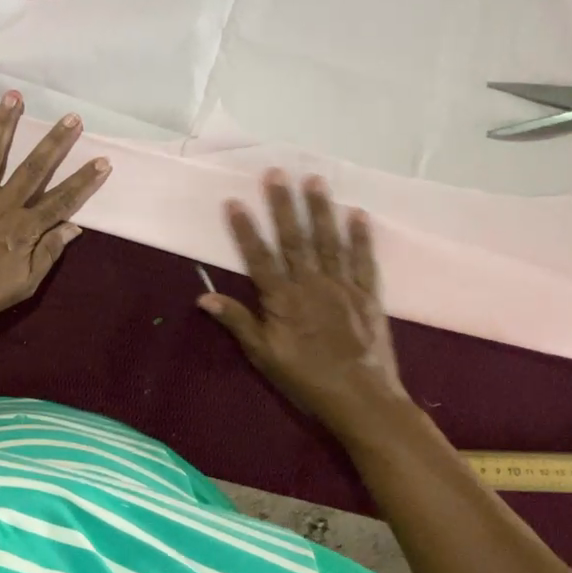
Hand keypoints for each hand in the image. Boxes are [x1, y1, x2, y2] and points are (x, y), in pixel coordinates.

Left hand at [0, 93, 111, 332]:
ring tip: (14, 96)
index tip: (102, 161)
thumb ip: (49, 252)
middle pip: (34, 168)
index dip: (83, 181)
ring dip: (4, 124)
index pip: (62, 200)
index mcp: (25, 228)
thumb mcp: (26, 283)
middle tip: (71, 117)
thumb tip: (73, 227)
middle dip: (54, 142)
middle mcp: (3, 205)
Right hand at [199, 171, 412, 439]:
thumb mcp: (263, 355)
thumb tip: (203, 297)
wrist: (363, 400)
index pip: (259, 256)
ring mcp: (342, 288)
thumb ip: (237, 322)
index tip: (233, 200)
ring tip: (315, 180)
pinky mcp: (368, 296)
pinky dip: (360, 237)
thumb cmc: (305, 378)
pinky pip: (364, 261)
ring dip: (320, 209)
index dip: (245, 229)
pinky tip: (357, 215)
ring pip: (329, 241)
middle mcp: (312, 285)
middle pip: (295, 239)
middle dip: (283, 204)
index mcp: (282, 299)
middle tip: (277, 173)